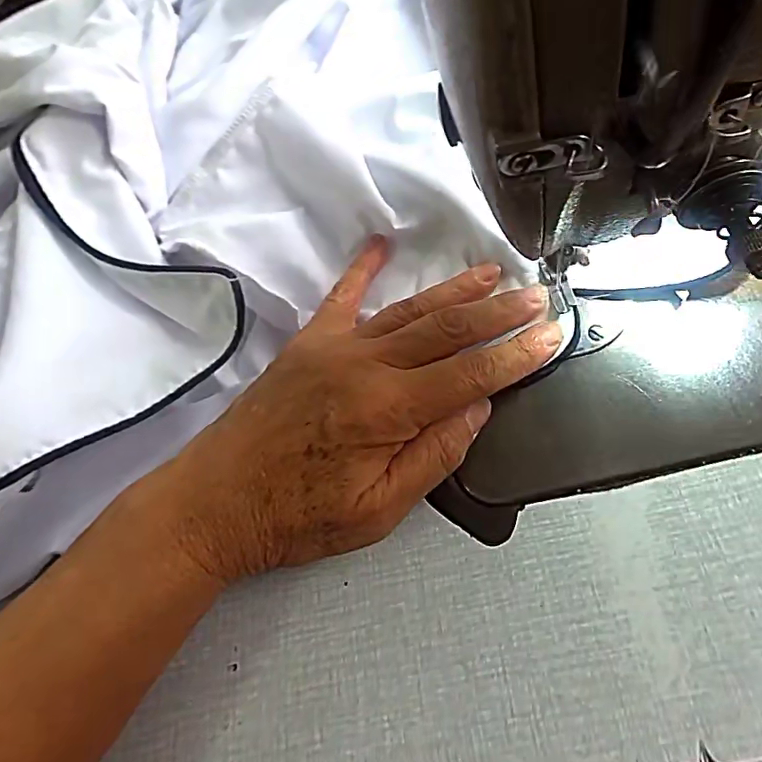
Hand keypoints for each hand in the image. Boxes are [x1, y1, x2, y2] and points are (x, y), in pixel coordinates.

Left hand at [152, 236, 560, 581]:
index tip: (551, 334)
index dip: (517, 354)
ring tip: (493, 273)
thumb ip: (433, 457)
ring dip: (456, 289)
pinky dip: (364, 268)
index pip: (471, 374)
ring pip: (411, 309)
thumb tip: (478, 408)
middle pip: (448, 329)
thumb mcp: (377, 511)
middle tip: (537, 296)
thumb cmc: (295, 518)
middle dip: (500, 311)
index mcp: (387, 411)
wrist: (210, 505)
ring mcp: (336, 347)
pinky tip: (382, 244)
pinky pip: (343, 297)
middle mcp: (366, 366)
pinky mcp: (309, 341)